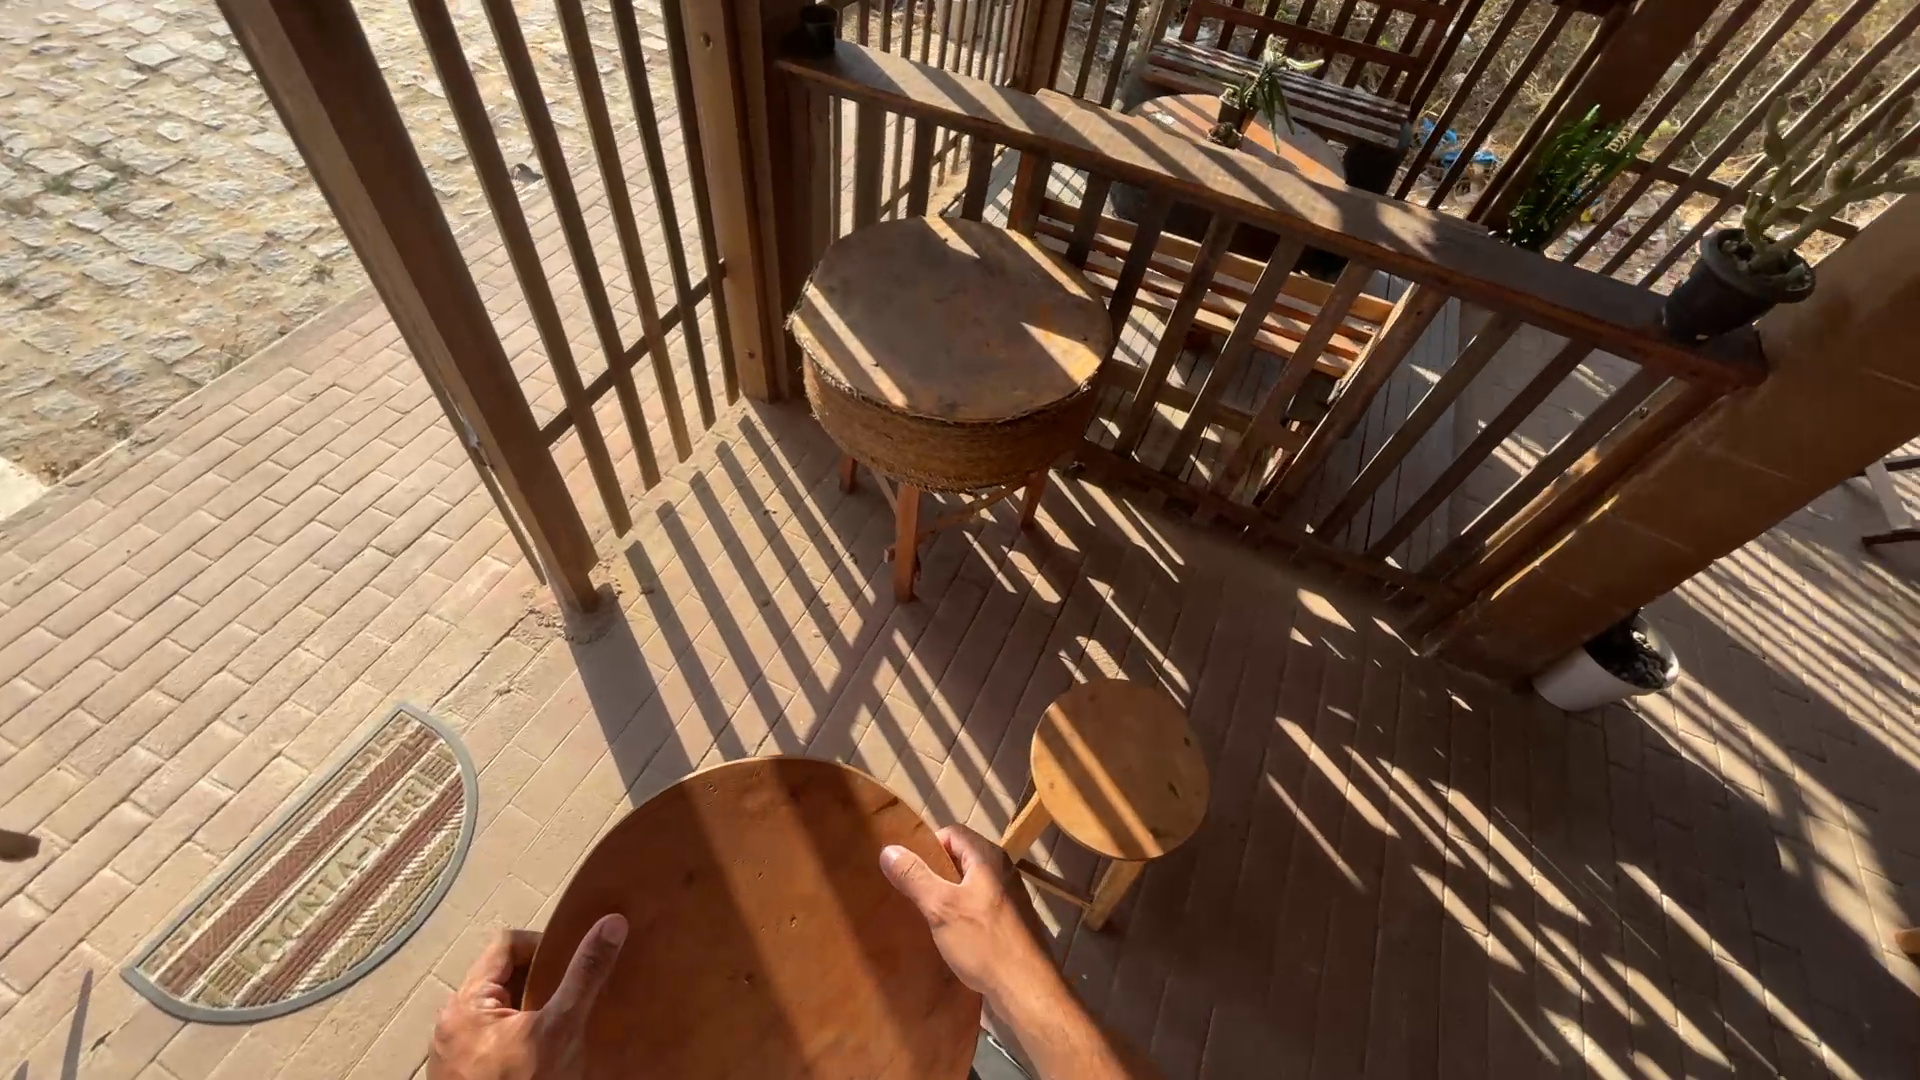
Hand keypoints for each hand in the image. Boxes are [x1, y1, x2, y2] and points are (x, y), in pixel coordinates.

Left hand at [428, 914, 627, 1079]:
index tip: (570, 967)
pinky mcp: (464, 1075)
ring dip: (535, 1004)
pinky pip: (496, 1033)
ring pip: (502, 1004)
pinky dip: (523, 1030)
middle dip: (543, 978)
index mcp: (464, 1006)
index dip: (544, 946)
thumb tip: (612, 921)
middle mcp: (451, 1025)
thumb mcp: (561, 1029)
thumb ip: (585, 974)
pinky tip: (545, 1049)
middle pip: (503, 974)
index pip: (507, 944)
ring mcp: (455, 1053)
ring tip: (562, 1020)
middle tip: (571, 994)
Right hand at [879, 825, 1057, 1003]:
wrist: (1026, 988)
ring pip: (970, 882)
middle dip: (936, 872)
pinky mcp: (1011, 919)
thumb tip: (888, 849)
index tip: (910, 869)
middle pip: (961, 857)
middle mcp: (1002, 868)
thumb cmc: (983, 942)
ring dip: (949, 894)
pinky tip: (951, 933)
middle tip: (913, 892)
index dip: (928, 847)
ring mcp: (1009, 894)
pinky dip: (964, 911)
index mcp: (987, 856)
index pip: (952, 833)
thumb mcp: (941, 907)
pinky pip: (980, 903)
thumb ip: (915, 877)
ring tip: (927, 913)